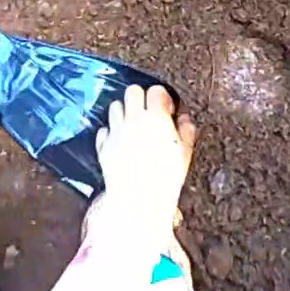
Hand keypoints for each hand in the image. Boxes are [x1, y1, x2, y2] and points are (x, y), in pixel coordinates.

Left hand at [91, 85, 196, 237]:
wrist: (138, 200)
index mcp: (156, 118)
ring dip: (124, 112)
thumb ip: (186, 131)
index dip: (162, 97)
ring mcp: (116, 131)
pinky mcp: (103, 145)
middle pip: (132, 91)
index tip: (167, 110)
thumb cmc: (166, 177)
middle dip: (141, 98)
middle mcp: (133, 120)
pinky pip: (104, 129)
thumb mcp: (185, 153)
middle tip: (148, 113)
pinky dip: (110, 132)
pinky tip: (120, 142)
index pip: (156, 90)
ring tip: (133, 125)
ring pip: (115, 106)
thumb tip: (184, 119)